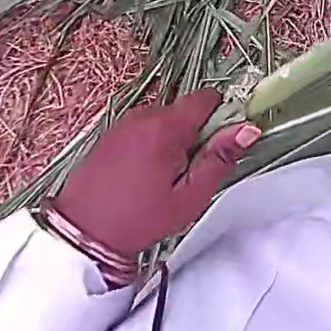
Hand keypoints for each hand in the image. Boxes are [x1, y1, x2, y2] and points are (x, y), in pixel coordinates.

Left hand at [51, 89, 259, 258]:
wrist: (82, 232)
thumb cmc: (139, 218)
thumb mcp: (190, 195)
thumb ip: (219, 158)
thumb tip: (248, 128)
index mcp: (165, 126)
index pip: (207, 98)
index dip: (222, 116)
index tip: (219, 145)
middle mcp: (144, 114)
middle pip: (186, 109)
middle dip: (197, 133)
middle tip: (190, 171)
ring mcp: (125, 121)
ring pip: (167, 119)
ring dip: (175, 139)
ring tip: (166, 177)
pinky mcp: (113, 132)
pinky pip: (146, 127)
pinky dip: (155, 143)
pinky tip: (147, 174)